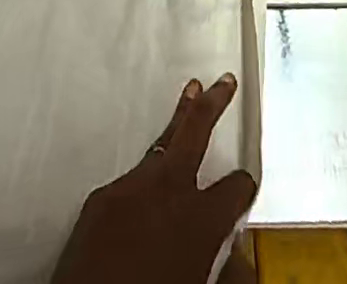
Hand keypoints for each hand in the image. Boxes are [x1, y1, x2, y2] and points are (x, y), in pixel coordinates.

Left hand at [49, 74, 256, 283]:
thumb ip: (220, 267)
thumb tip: (234, 262)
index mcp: (200, 220)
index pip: (235, 189)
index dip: (243, 186)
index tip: (244, 182)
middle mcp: (167, 193)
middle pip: (195, 133)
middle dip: (213, 104)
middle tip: (224, 82)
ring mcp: (131, 188)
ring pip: (159, 147)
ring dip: (176, 124)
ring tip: (189, 96)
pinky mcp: (102, 197)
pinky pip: (131, 181)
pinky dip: (144, 179)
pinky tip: (146, 186)